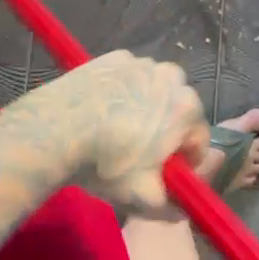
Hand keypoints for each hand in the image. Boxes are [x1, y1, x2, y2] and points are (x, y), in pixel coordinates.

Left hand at [30, 51, 207, 211]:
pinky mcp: (116, 55)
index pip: (199, 141)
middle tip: (139, 153)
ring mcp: (142, 61)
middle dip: (166, 131)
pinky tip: (103, 109)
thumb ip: (174, 205)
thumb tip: (182, 204)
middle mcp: (172, 76)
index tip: (163, 174)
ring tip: (117, 130)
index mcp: (187, 107)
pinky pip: (130, 77)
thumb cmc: (108, 161)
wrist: (59, 126)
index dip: (183, 162)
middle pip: (179, 111)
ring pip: (155, 91)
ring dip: (146, 108)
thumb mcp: (144, 198)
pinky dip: (124, 91)